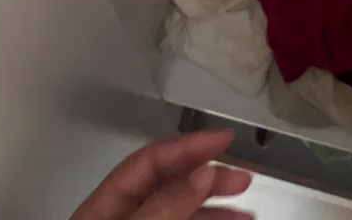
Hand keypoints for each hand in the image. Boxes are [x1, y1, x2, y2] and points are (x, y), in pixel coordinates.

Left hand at [69, 130, 253, 219]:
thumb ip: (165, 204)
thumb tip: (203, 170)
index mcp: (103, 208)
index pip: (151, 162)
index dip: (188, 146)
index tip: (225, 138)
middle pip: (170, 188)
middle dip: (210, 180)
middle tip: (245, 179)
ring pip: (181, 217)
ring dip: (216, 213)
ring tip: (249, 214)